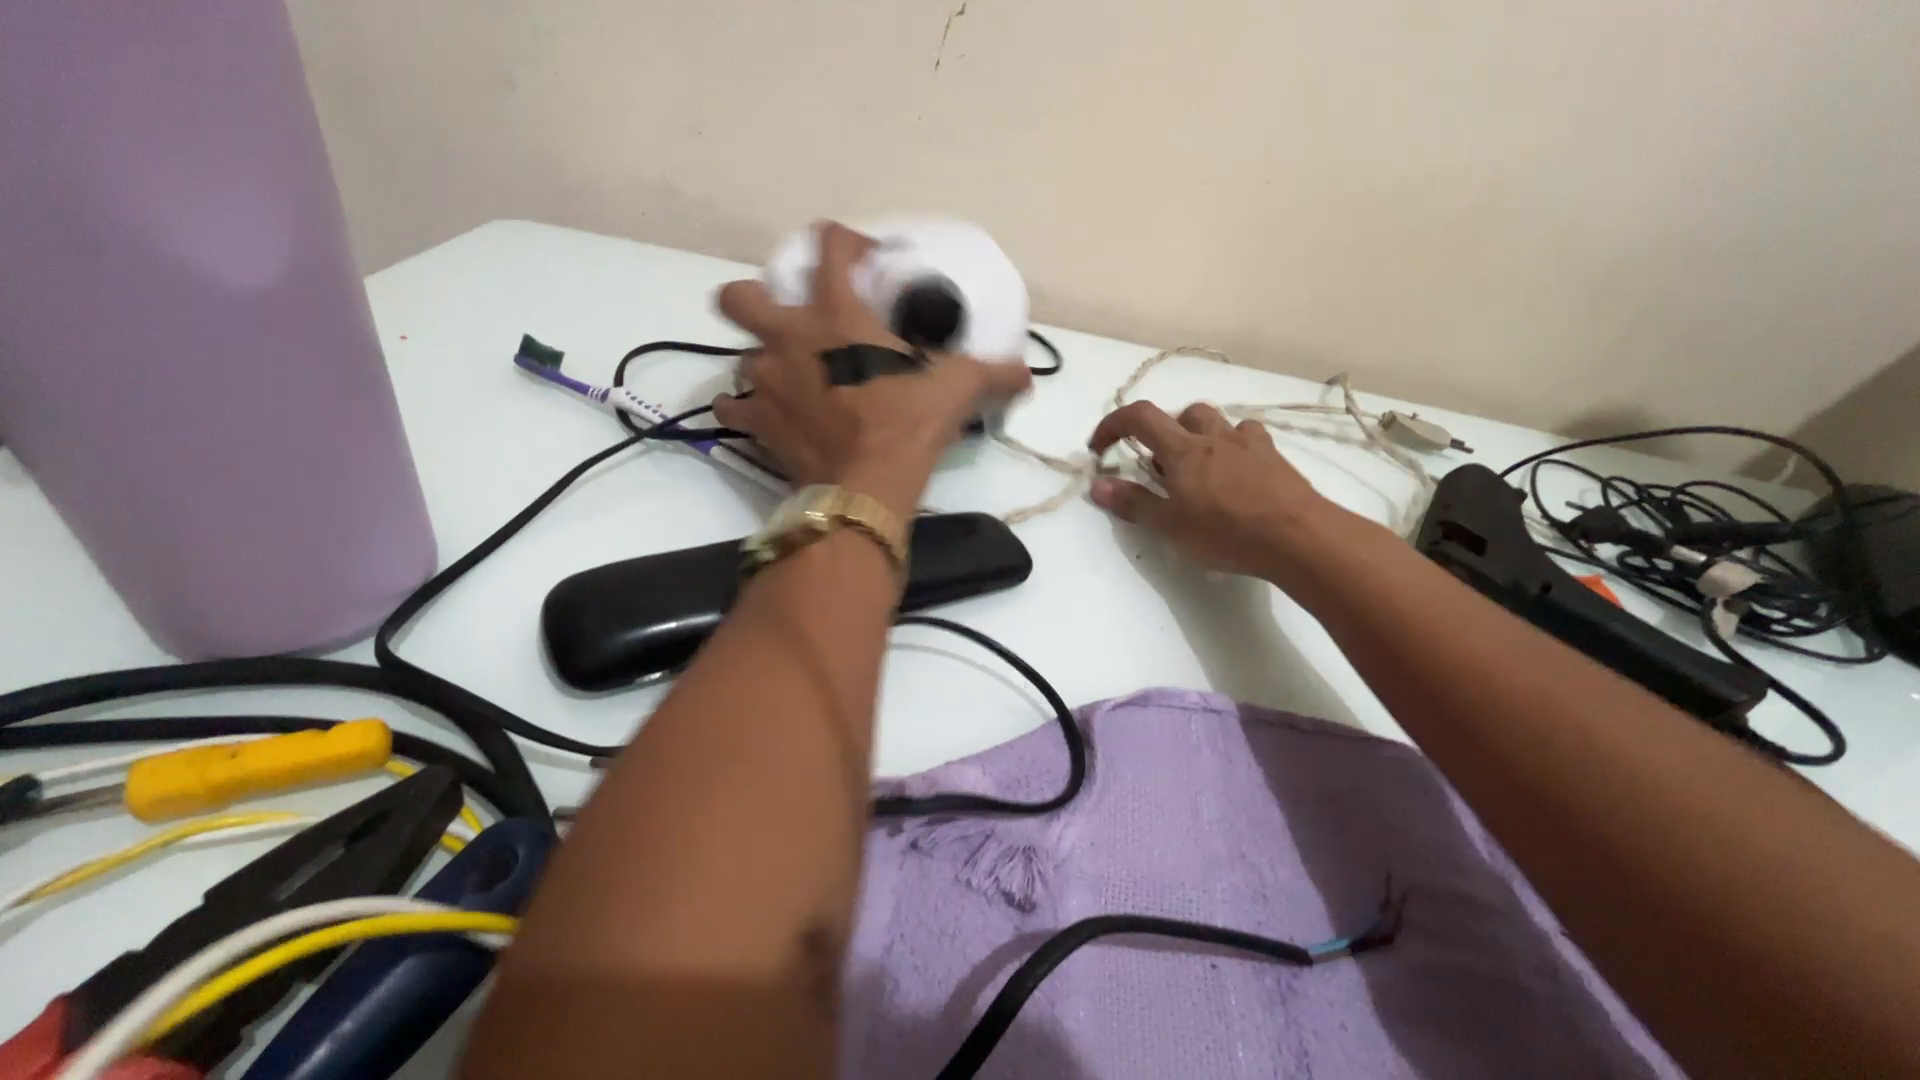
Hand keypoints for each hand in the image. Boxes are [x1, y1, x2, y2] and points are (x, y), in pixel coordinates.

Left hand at [711, 223, 1030, 515]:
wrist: (866, 485)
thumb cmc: (908, 424)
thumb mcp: (957, 388)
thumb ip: (993, 373)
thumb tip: (1026, 374)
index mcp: (836, 314)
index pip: (827, 247)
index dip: (842, 241)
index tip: (864, 260)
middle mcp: (788, 338)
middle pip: (739, 296)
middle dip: (755, 300)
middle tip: (789, 322)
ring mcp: (765, 381)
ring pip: (740, 357)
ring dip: (761, 363)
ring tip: (789, 380)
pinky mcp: (756, 423)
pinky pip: (733, 408)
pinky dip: (744, 410)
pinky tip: (765, 416)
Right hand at [1087, 401, 1334, 579]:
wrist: (1296, 536)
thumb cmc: (1226, 532)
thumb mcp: (1171, 525)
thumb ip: (1133, 503)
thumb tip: (1097, 485)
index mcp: (1182, 450)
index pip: (1139, 417)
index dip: (1113, 424)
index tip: (1101, 448)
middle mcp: (1214, 436)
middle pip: (1182, 414)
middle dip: (1163, 433)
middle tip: (1160, 468)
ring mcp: (1247, 443)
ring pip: (1217, 421)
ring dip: (1201, 434)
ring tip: (1199, 467)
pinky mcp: (1274, 456)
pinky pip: (1249, 436)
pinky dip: (1235, 445)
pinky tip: (1237, 471)